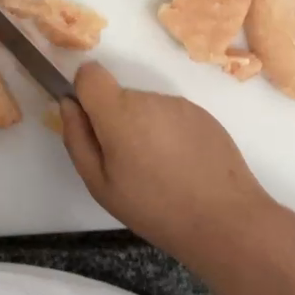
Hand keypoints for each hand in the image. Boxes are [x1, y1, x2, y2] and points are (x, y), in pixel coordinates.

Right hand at [60, 62, 279, 249]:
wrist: (225, 220)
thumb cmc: (153, 207)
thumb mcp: (99, 183)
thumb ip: (77, 138)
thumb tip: (69, 105)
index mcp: (119, 112)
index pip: (90, 74)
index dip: (84, 94)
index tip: (92, 125)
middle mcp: (150, 99)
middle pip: (119, 96)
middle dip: (115, 120)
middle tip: (127, 164)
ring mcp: (180, 105)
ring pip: (146, 108)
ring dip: (143, 129)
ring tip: (158, 170)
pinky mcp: (204, 116)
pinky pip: (171, 117)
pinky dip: (168, 135)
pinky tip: (181, 167)